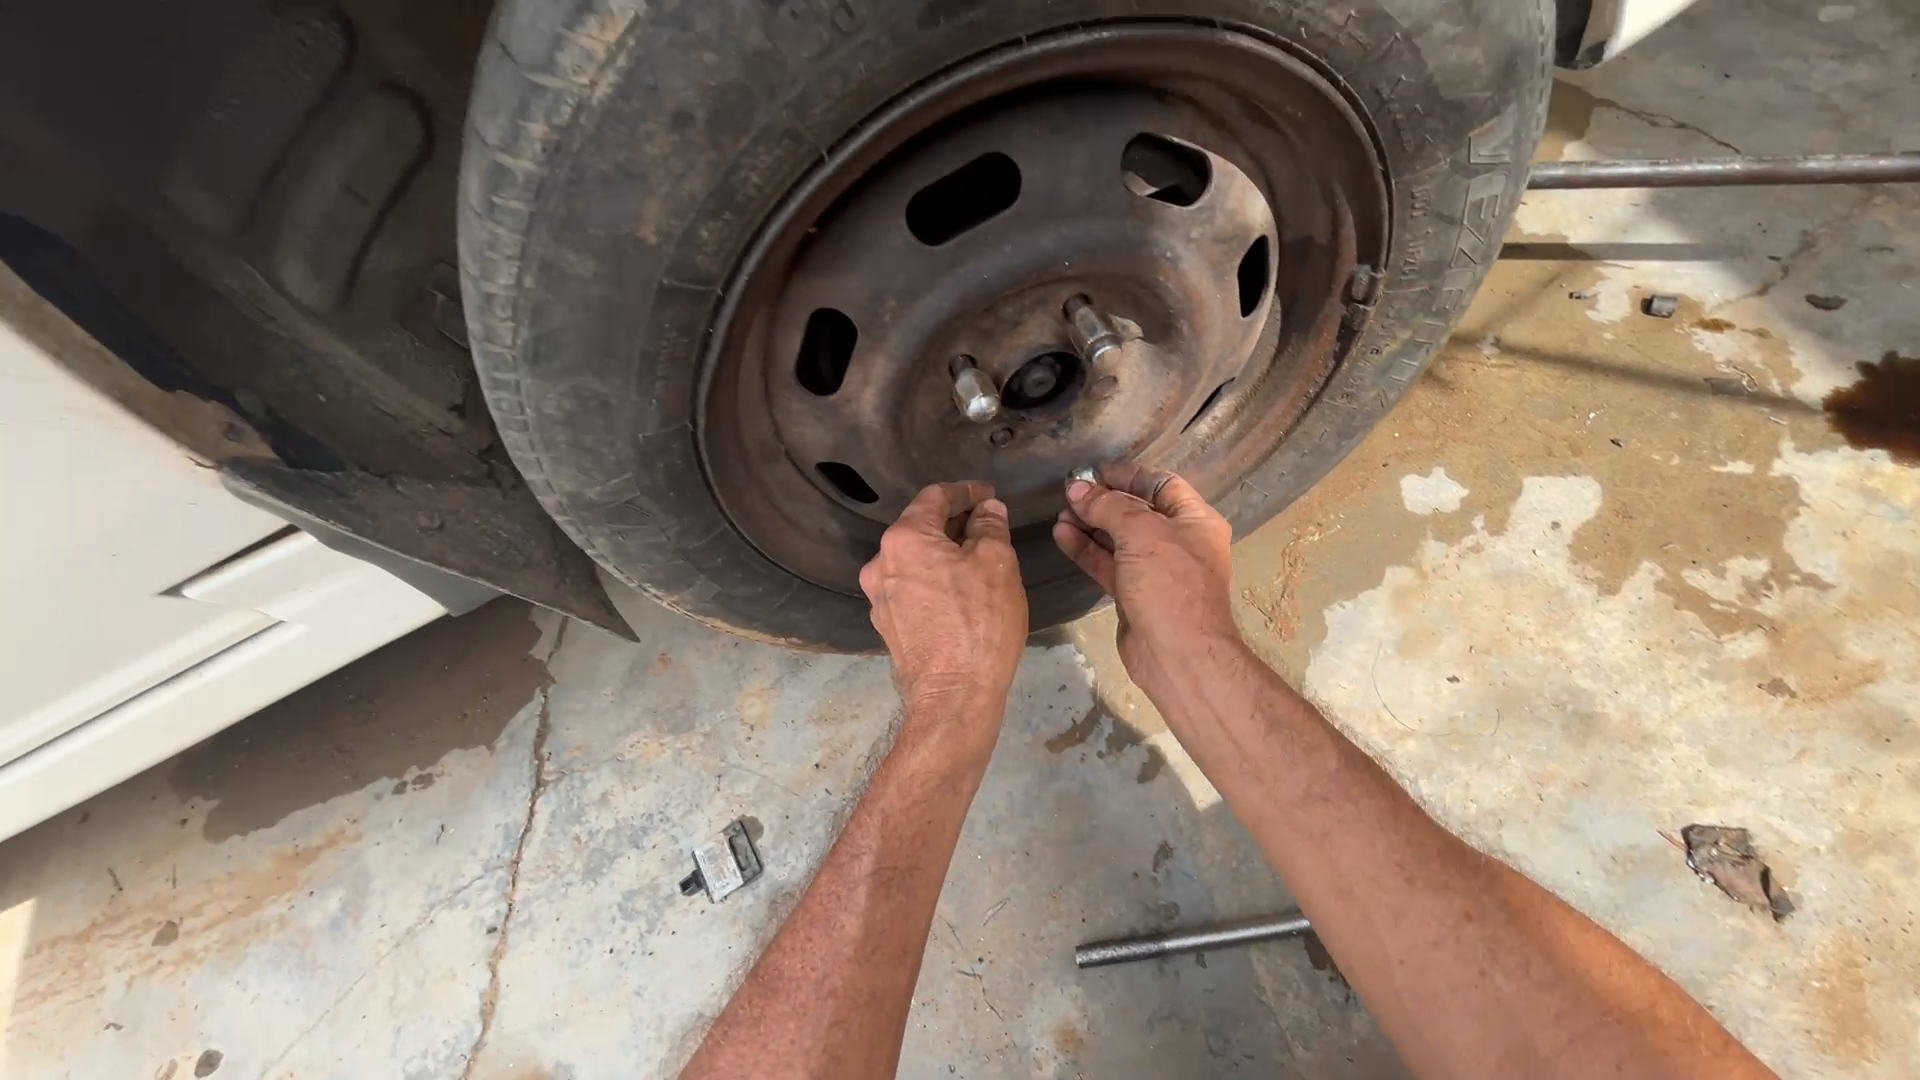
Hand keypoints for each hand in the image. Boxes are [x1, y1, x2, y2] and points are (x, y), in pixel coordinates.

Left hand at [860, 481, 1027, 730]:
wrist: (953, 695)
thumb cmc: (980, 623)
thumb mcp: (997, 564)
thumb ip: (990, 526)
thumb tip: (987, 509)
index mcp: (905, 539)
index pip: (934, 497)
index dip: (965, 491)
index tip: (988, 494)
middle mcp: (881, 563)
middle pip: (920, 528)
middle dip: (955, 523)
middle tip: (988, 526)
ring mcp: (879, 597)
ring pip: (915, 559)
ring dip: (943, 553)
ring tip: (977, 559)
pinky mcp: (887, 625)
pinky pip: (911, 587)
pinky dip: (934, 579)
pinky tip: (959, 592)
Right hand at [1052, 465, 1242, 701]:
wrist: (1179, 655)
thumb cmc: (1170, 585)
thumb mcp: (1142, 534)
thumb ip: (1109, 507)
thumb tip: (1078, 489)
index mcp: (1195, 521)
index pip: (1161, 485)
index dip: (1128, 475)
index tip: (1095, 472)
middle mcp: (1178, 543)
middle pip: (1136, 512)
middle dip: (1103, 501)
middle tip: (1070, 493)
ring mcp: (1155, 571)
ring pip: (1117, 539)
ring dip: (1089, 525)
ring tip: (1061, 513)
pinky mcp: (1133, 594)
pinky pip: (1107, 564)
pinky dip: (1086, 550)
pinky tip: (1062, 536)